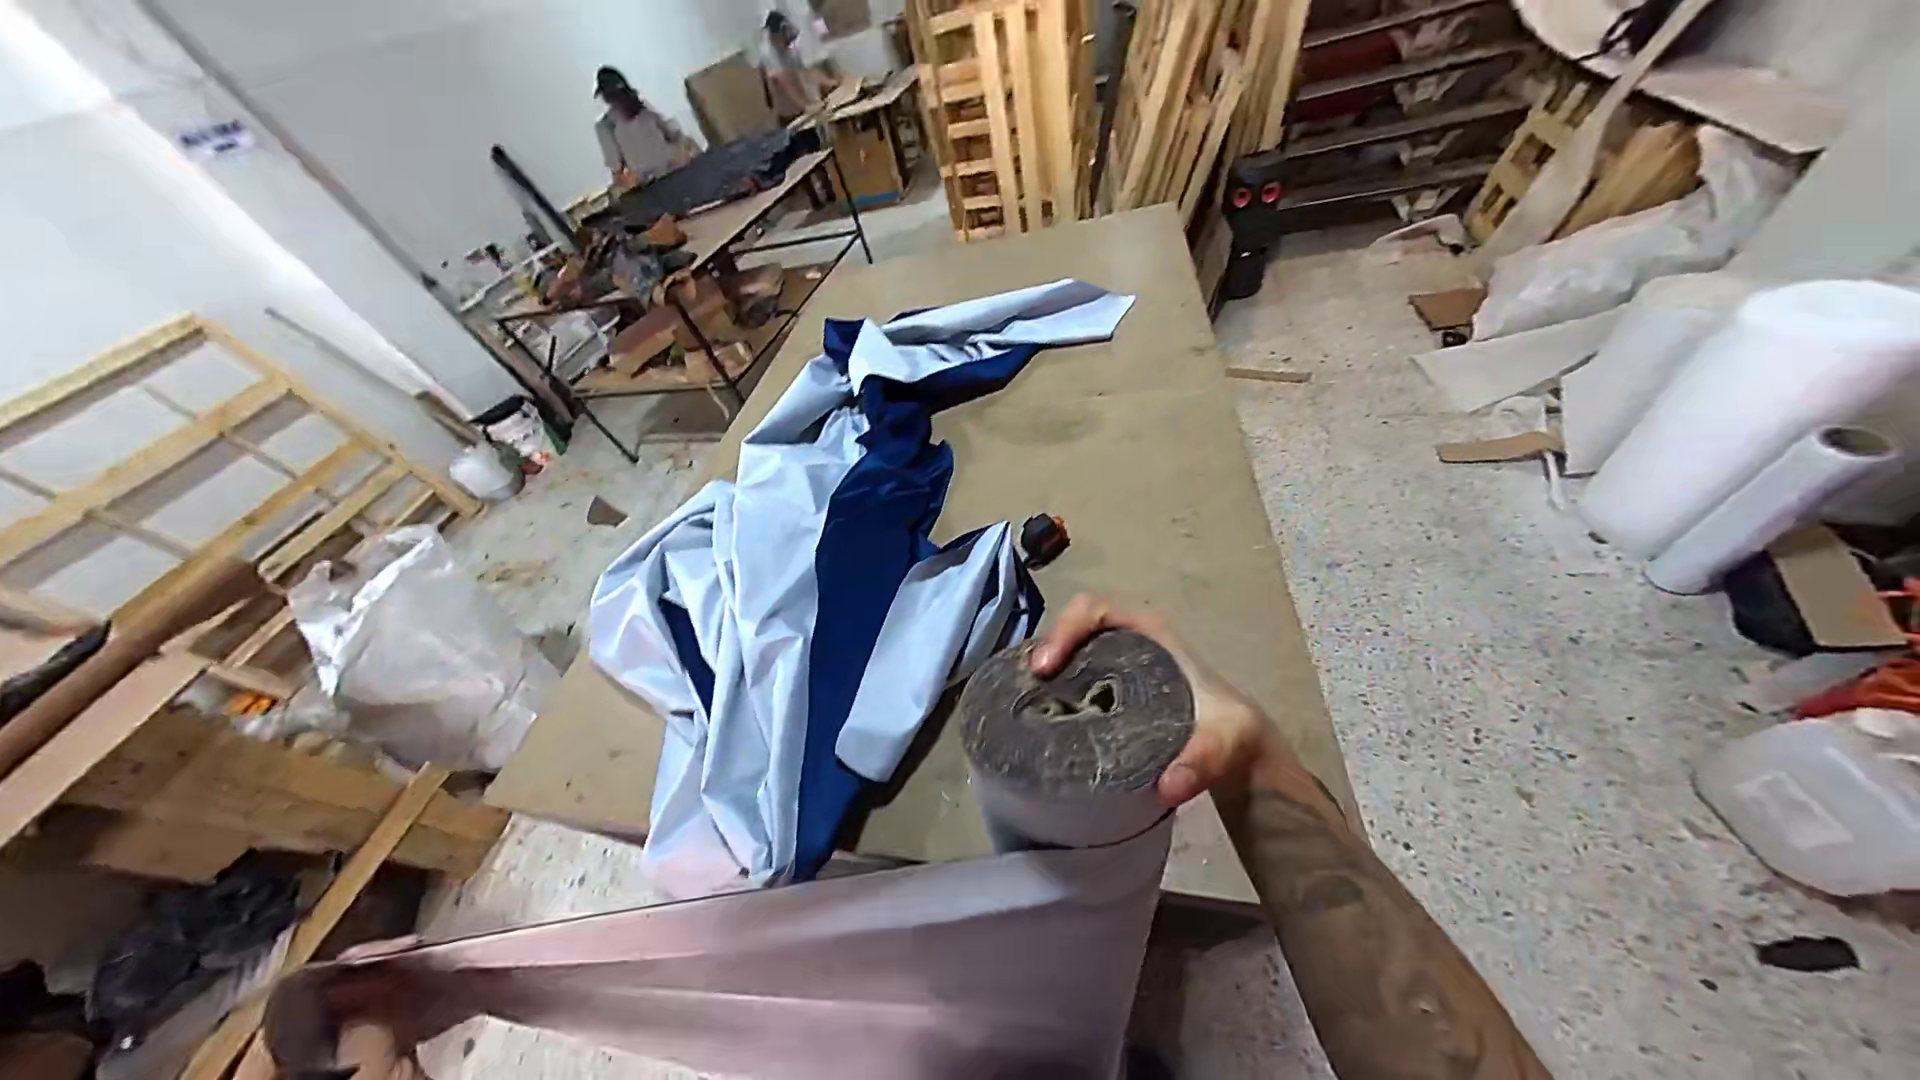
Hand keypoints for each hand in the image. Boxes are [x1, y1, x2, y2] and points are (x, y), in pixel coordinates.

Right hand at [1029, 594, 1290, 807]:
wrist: (1235, 751)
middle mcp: (1126, 641)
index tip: (1046, 667)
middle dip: (1044, 652)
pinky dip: (1050, 690)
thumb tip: (1166, 787)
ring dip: (1042, 672)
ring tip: (1024, 703)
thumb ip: (1203, 761)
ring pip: (1066, 652)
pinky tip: (1039, 716)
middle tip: (1026, 690)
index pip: (1095, 610)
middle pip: (1071, 629)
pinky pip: (1069, 676)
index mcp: (1150, 633)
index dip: (1064, 629)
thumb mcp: (1225, 741)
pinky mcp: (1105, 689)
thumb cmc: (1229, 731)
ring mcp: (1113, 664)